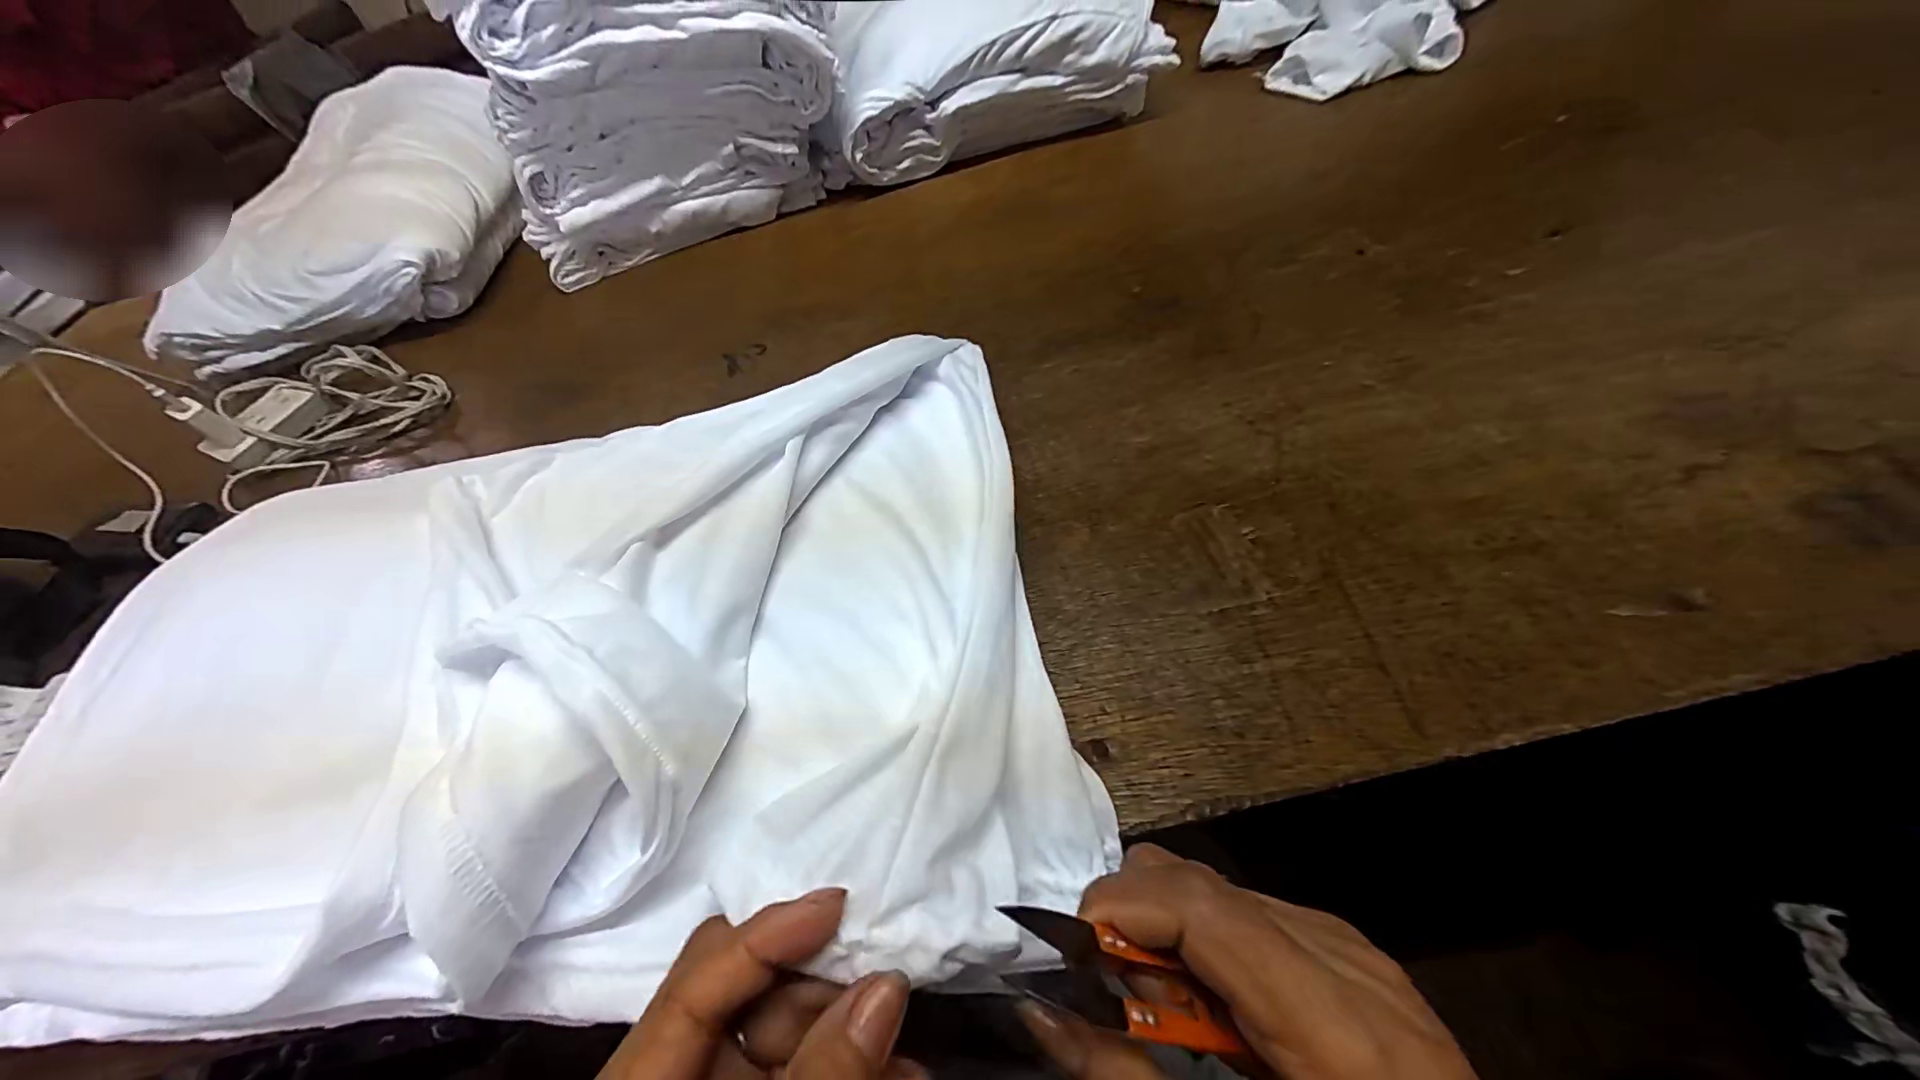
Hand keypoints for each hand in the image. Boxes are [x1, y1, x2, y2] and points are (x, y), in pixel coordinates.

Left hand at [597, 888, 924, 1079]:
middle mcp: (677, 1076)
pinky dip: (844, 1065)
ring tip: (907, 1062)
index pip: (697, 983)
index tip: (838, 905)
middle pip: (747, 994)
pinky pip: (799, 1068)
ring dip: (848, 1031)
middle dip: (823, 987)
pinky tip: (893, 1078)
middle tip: (888, 993)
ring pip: (782, 1030)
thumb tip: (886, 987)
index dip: (766, 934)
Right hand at [1017, 845, 1475, 1079]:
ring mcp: (1354, 951)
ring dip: (1165, 930)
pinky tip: (1218, 1008)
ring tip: (1166, 1007)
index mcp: (1336, 1022)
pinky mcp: (1355, 956)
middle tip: (1112, 993)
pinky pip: (1253, 914)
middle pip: (1198, 879)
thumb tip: (1042, 1008)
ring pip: (1217, 887)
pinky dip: (1208, 942)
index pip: (1201, 904)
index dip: (1120, 907)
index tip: (1072, 954)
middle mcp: (1343, 957)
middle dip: (1131, 917)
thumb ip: (1127, 1071)